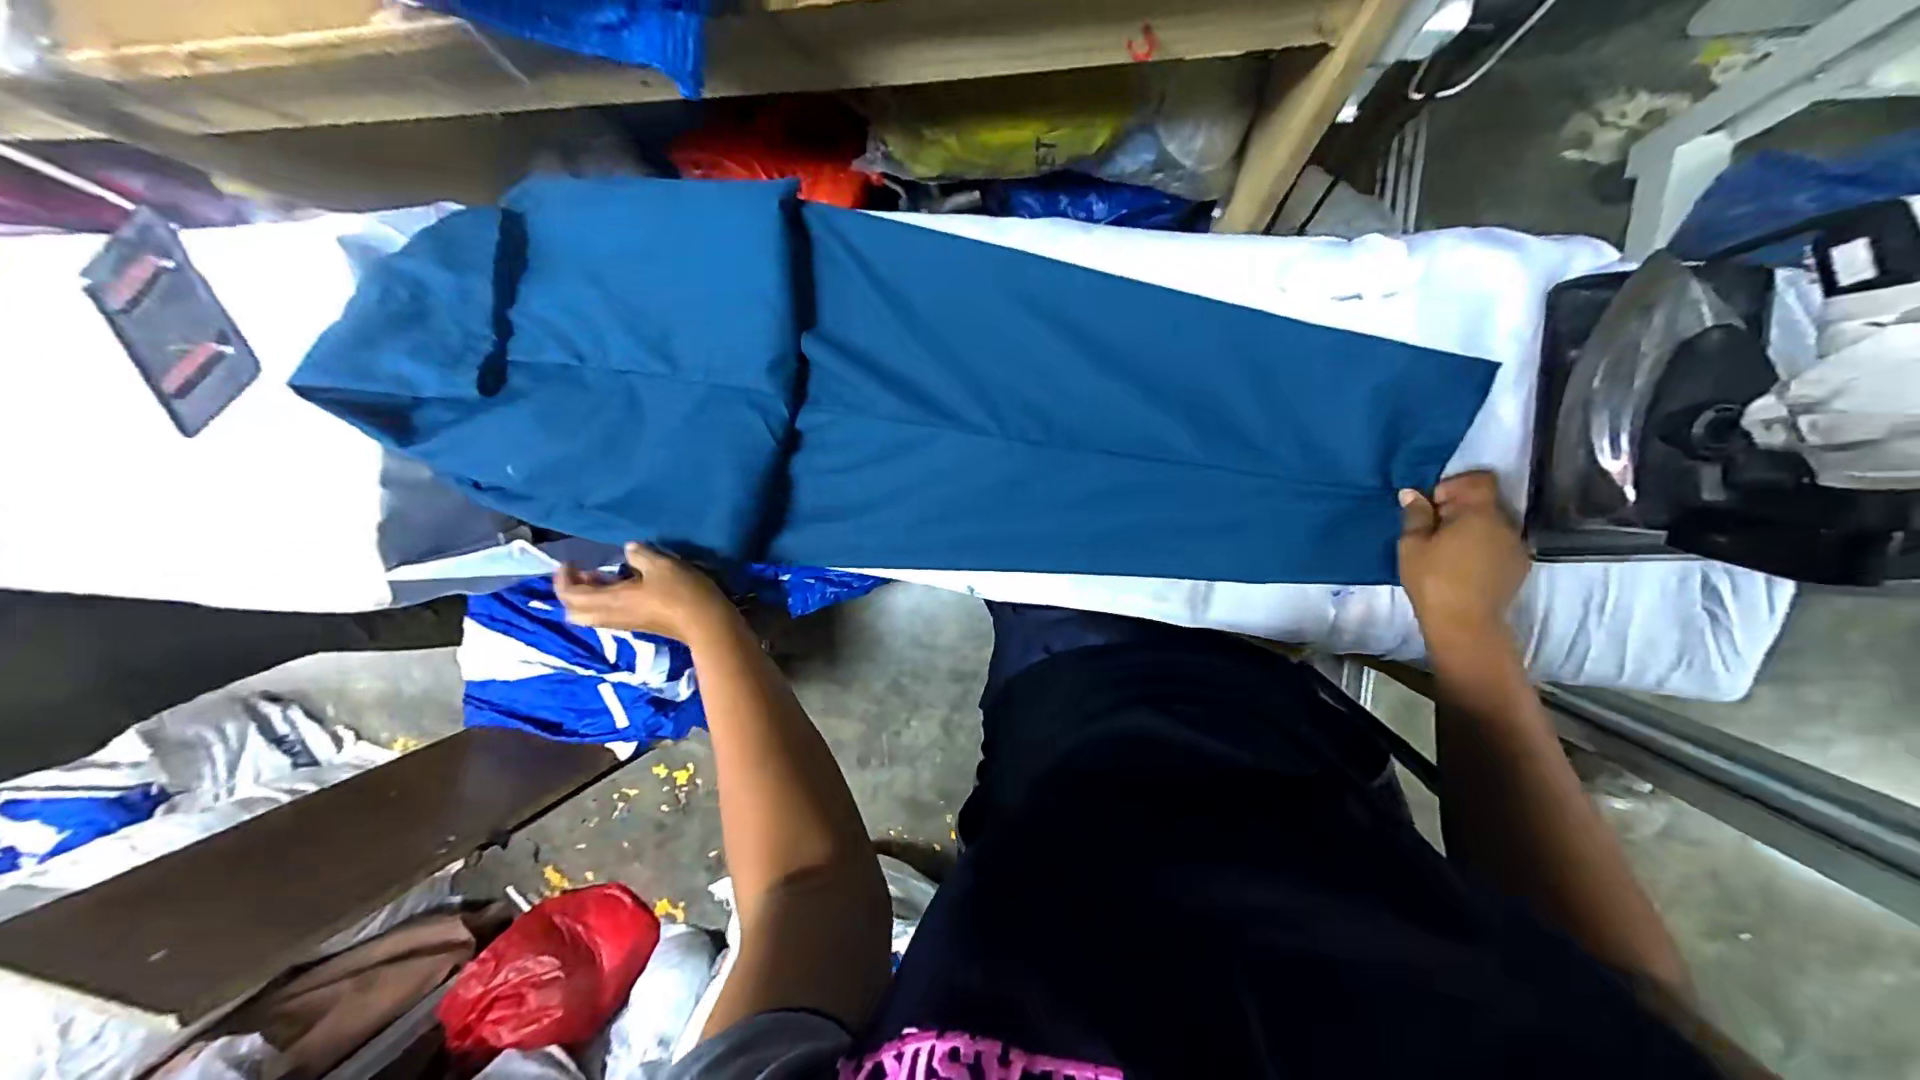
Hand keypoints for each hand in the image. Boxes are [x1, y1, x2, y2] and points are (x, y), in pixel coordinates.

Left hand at [553, 543, 740, 643]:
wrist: (707, 623)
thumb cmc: (682, 593)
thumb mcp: (662, 565)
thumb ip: (640, 555)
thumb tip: (628, 550)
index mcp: (611, 600)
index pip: (570, 595)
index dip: (563, 578)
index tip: (571, 561)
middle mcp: (611, 615)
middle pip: (574, 612)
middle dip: (571, 592)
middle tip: (582, 573)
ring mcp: (625, 622)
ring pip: (591, 615)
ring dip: (589, 597)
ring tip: (601, 577)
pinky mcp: (638, 624)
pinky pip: (607, 614)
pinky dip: (604, 601)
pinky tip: (623, 586)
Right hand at [1397, 471, 1528, 647]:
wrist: (1464, 623)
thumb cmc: (1432, 579)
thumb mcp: (1412, 545)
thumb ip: (1415, 515)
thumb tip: (1412, 493)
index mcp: (1479, 513)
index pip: (1478, 479)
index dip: (1453, 485)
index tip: (1431, 505)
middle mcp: (1506, 523)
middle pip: (1485, 502)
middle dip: (1458, 508)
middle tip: (1431, 530)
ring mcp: (1516, 545)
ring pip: (1492, 524)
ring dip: (1470, 528)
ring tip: (1446, 550)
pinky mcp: (1519, 565)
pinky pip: (1499, 543)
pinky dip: (1481, 545)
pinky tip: (1463, 565)